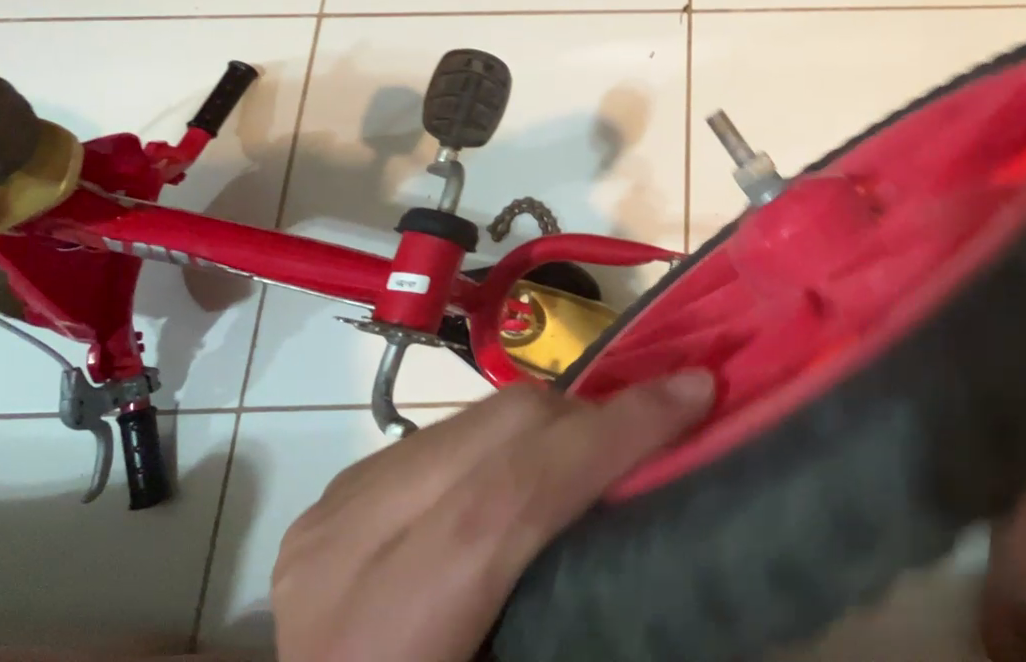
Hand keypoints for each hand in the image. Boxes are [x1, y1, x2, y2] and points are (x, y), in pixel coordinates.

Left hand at [272, 372, 713, 661]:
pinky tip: (528, 472)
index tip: (695, 394)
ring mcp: (330, 513)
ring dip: (554, 424)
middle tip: (661, 434)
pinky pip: (447, 431)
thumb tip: (685, 544)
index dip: (610, 437)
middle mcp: (343, 554)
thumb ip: (592, 606)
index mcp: (387, 632)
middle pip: (496, 433)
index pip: (510, 498)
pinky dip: (507, 437)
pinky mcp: (334, 494)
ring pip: (475, 416)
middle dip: (595, 417)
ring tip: (600, 457)